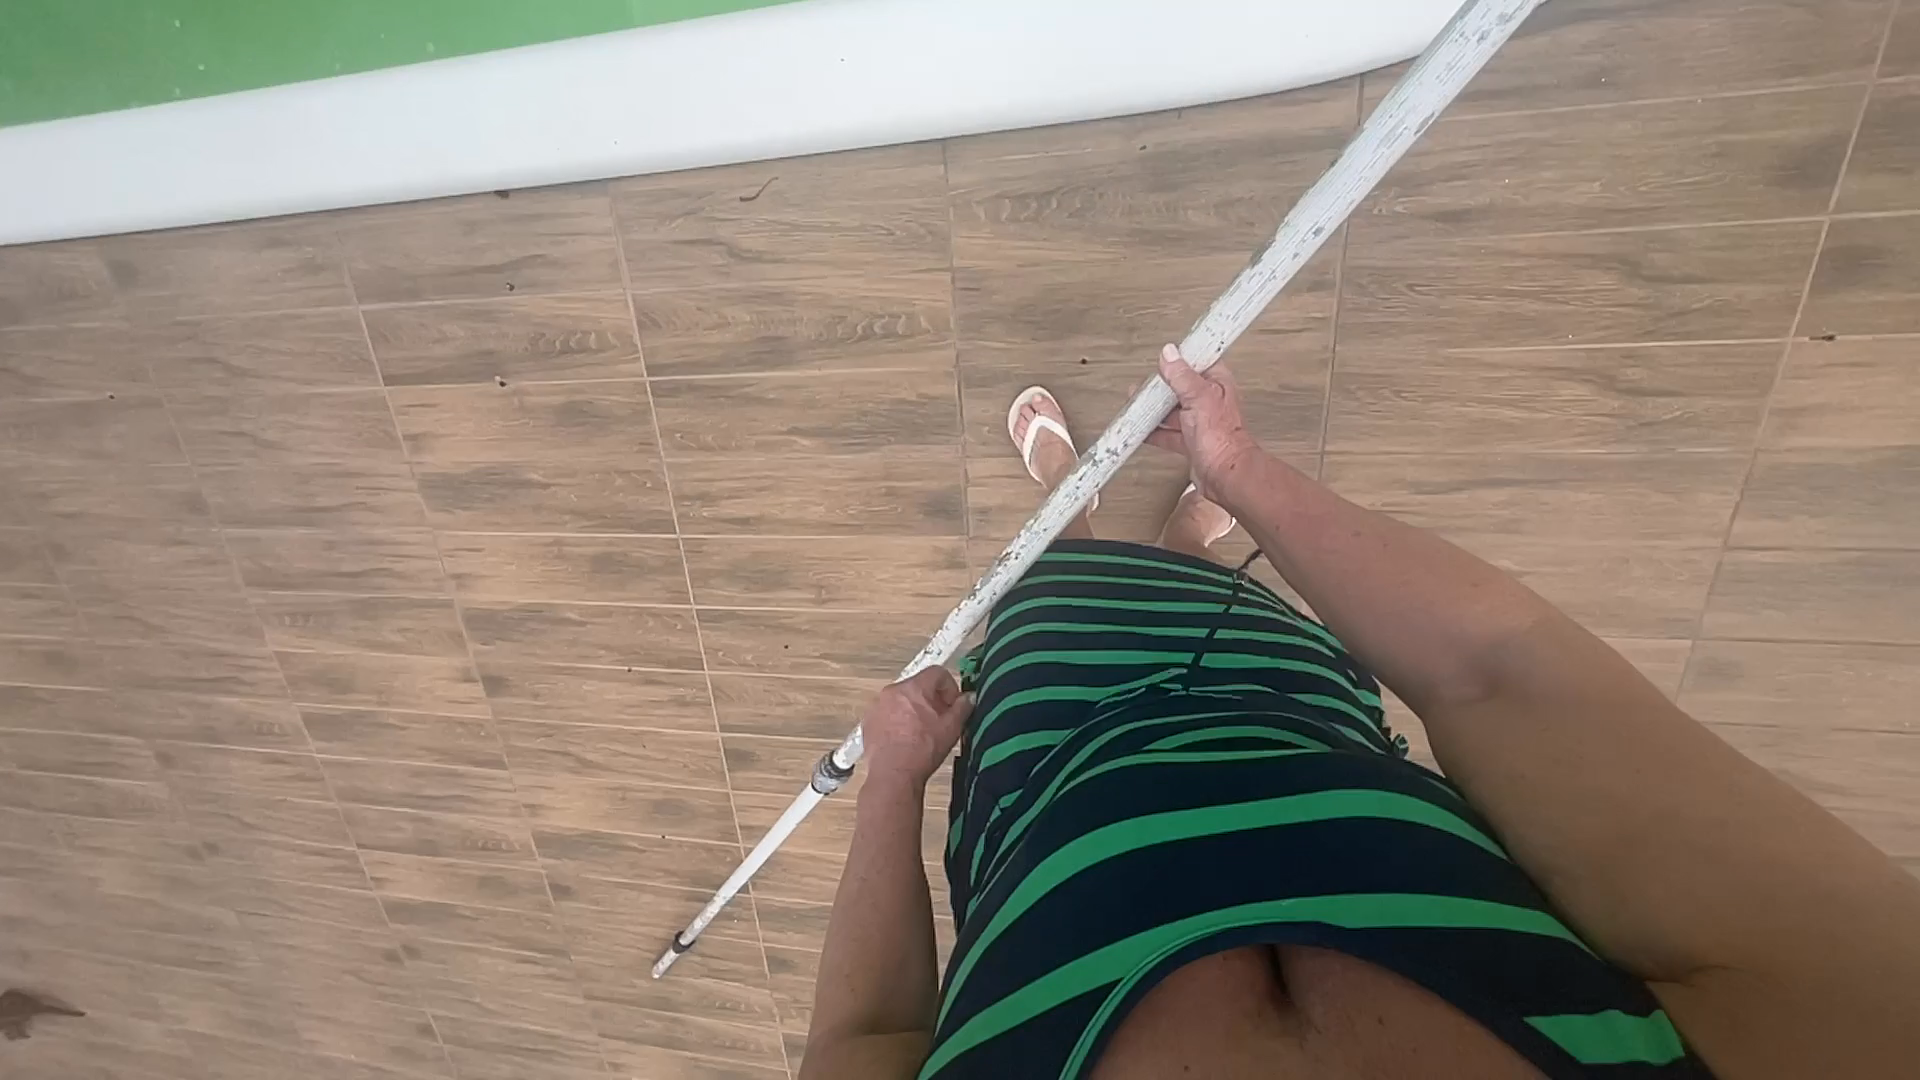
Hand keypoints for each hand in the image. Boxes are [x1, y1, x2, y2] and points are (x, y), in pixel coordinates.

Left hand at [861, 667, 971, 787]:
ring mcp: (878, 706)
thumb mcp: (952, 728)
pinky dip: (897, 721)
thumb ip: (963, 707)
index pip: (937, 673)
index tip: (953, 703)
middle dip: (932, 700)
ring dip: (914, 710)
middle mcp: (893, 691)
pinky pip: (887, 713)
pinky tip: (906, 738)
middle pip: (918, 686)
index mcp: (914, 688)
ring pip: (902, 700)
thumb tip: (969, 698)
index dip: (950, 687)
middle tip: (940, 719)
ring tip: (922, 732)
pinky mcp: (869, 721)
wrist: (894, 775)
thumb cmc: (920, 752)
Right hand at [1146, 343, 1265, 503]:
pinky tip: (1143, 431)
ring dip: (1155, 410)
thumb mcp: (1199, 397)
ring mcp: (1199, 422)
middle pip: (1181, 387)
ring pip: (1172, 411)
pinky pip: (1168, 433)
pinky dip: (1154, 432)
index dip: (1181, 359)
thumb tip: (1169, 353)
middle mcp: (1210, 402)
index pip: (1198, 362)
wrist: (1224, 474)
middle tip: (1144, 386)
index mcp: (1218, 384)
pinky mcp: (1191, 441)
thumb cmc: (1222, 438)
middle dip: (1161, 387)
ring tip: (1137, 406)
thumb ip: (1182, 376)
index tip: (1163, 358)